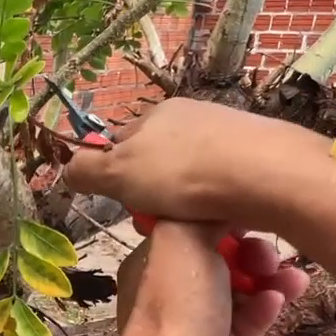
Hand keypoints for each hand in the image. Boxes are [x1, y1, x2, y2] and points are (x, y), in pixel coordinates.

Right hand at [64, 98, 325, 227]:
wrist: (267, 175)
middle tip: (159, 219)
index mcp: (156, 114)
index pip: (120, 144)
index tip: (127, 205)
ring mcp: (229, 130)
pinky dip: (218, 199)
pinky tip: (223, 215)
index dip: (116, 177)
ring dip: (186, 198)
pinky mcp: (260, 151)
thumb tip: (67, 169)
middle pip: (157, 159)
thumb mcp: (116, 175)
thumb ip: (85, 171)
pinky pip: (225, 179)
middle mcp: (192, 114)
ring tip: (193, 222)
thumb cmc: (181, 175)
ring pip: (192, 171)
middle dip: (153, 191)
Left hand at [112, 221, 309, 335]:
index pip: (193, 227)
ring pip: (240, 289)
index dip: (227, 221)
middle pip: (222, 257)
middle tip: (270, 259)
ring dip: (270, 281)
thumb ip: (203, 214)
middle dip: (255, 253)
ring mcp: (192, 319)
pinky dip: (263, 310)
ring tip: (294, 281)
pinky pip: (245, 320)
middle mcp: (170, 286)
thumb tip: (227, 205)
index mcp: (154, 258)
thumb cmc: (176, 302)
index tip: (254, 219)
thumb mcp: (183, 238)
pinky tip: (277, 304)